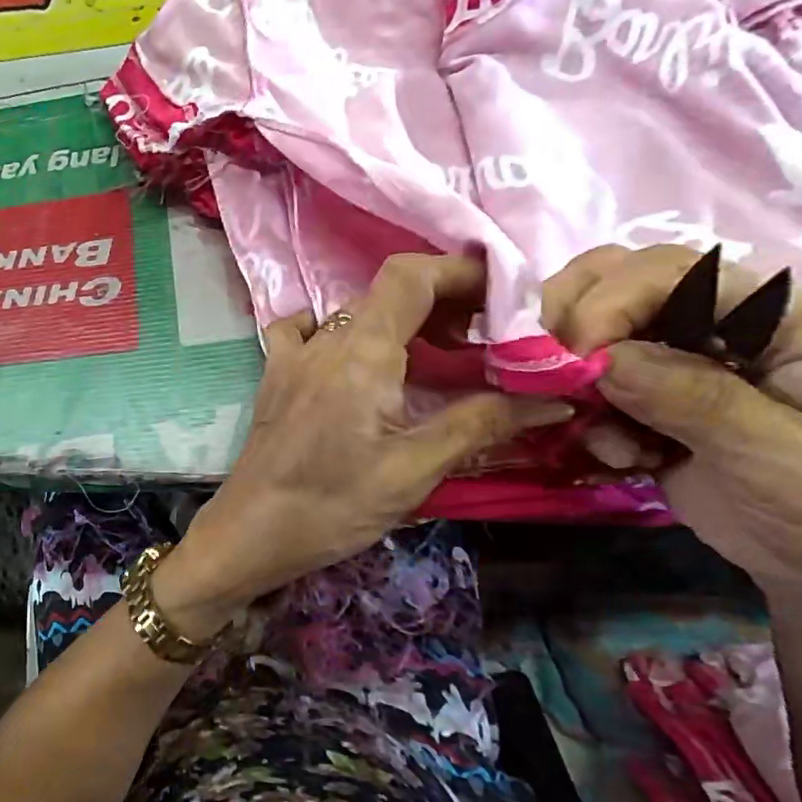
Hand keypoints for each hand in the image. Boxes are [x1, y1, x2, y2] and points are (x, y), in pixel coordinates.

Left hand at [154, 253, 575, 636]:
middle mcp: (321, 342)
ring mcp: (290, 358)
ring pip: (351, 315)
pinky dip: (339, 333)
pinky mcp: (274, 378)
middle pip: (385, 295)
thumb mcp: (414, 469)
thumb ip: (479, 424)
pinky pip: (305, 333)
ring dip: (399, 323)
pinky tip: (357, 360)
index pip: (408, 277)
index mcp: (359, 353)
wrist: (251, 530)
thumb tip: (550, 399)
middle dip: (443, 304)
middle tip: (488, 339)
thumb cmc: (332, 504)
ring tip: (441, 354)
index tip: (504, 297)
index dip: (459, 272)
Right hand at [544, 244, 801, 615]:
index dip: (612, 303)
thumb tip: (601, 359)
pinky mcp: (663, 407)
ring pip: (600, 331)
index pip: (681, 272)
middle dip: (573, 323)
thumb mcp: (795, 465)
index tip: (574, 362)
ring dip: (577, 380)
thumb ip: (701, 403)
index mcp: (797, 326)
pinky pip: (598, 389)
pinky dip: (589, 420)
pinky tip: (622, 459)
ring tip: (599, 433)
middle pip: (628, 280)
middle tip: (552, 377)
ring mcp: (698, 369)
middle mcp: (740, 332)